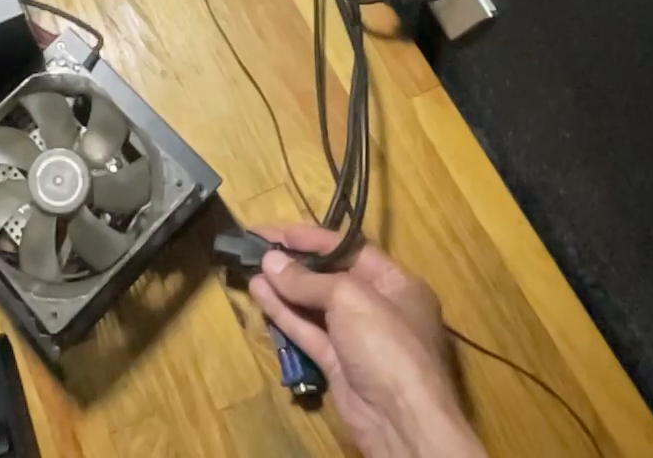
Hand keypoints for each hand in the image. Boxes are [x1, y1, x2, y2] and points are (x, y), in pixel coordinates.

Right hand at [248, 225, 483, 457]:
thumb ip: (307, 278)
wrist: (401, 422)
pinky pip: (307, 329)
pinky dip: (283, 312)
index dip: (312, 238)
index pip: (350, 248)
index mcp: (396, 284)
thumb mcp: (349, 297)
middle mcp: (378, 306)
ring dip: (283, 285)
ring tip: (251, 266)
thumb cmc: (386, 344)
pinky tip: (259, 292)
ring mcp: (357, 337)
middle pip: (329, 275)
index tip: (277, 231)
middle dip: (294, 261)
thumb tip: (270, 261)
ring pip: (313, 304)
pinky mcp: (337, 362)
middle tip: (257, 245)